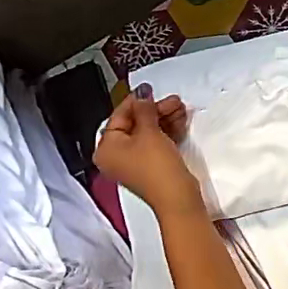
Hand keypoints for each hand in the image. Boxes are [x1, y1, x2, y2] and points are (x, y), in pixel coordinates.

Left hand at [95, 86, 204, 215]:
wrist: (177, 197)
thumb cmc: (157, 166)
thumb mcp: (148, 132)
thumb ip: (144, 109)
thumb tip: (142, 93)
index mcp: (106, 148)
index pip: (118, 116)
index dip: (136, 102)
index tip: (150, 91)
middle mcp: (115, 156)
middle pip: (134, 124)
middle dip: (155, 111)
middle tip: (174, 101)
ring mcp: (133, 162)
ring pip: (147, 133)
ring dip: (164, 119)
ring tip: (181, 109)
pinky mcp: (150, 166)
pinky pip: (155, 143)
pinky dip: (166, 132)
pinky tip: (180, 121)